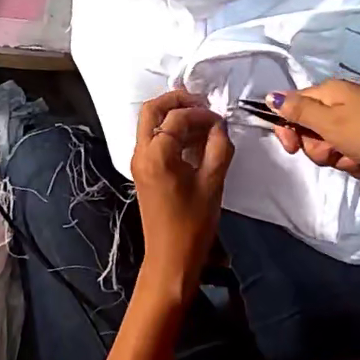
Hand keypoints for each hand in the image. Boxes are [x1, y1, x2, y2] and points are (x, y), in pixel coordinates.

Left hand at [129, 90, 232, 305]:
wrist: (170, 258)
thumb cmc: (193, 223)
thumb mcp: (213, 182)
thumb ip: (218, 147)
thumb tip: (219, 125)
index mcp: (156, 153)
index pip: (177, 117)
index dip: (201, 113)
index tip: (221, 121)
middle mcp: (141, 152)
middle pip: (152, 110)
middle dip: (177, 101)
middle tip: (203, 104)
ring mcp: (138, 162)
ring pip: (150, 124)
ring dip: (174, 116)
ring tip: (204, 124)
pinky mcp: (143, 171)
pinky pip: (153, 140)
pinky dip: (171, 133)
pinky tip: (194, 142)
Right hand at [267, 80, 359, 199]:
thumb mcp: (331, 123)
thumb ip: (298, 111)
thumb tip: (269, 96)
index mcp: (332, 92)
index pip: (293, 104)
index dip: (287, 126)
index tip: (290, 146)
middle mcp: (344, 105)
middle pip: (309, 128)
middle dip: (316, 147)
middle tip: (332, 151)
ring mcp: (359, 126)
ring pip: (328, 147)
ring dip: (337, 158)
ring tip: (356, 159)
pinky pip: (348, 157)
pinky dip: (354, 165)